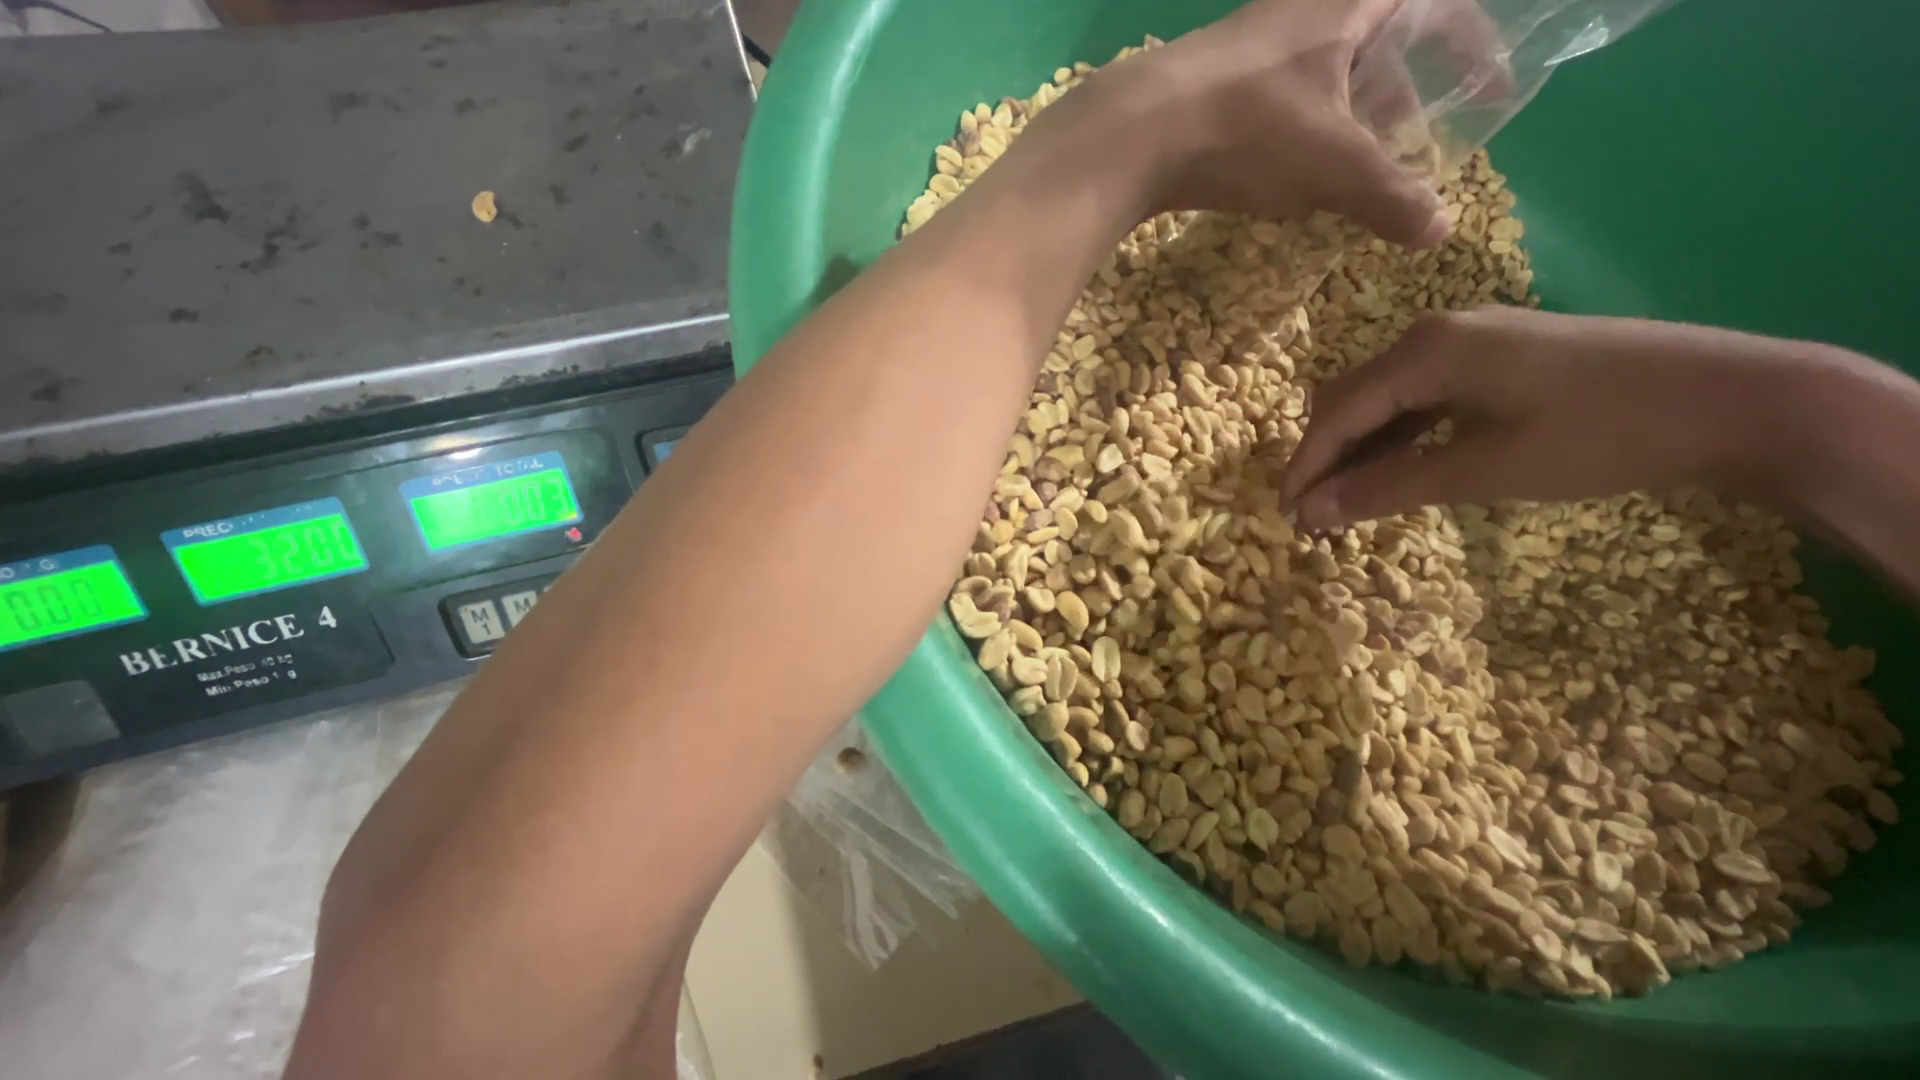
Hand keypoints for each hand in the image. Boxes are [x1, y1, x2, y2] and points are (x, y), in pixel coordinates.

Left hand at [1059, 0, 1451, 246]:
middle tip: (1414, 143)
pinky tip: (1294, 175)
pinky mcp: (1213, 83)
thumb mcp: (1333, 163)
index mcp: (1347, 4)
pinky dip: (1302, 130)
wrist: (1130, 135)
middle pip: (1377, 38)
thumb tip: (1441, 231)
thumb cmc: (1247, 128)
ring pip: (1324, 73)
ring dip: (1349, 117)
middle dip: (1404, 91)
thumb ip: (1391, 195)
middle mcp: (1301, 11)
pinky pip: (1279, 98)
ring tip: (1359, 169)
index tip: (1491, 93)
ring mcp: (1252, 46)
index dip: (1473, 44)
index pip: (1435, 4)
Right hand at [1278, 307, 1865, 529]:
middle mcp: (1437, 334)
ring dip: (1361, 448)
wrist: (1731, 399)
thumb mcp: (1483, 470)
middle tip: (1313, 514)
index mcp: (1427, 351)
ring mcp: (1470, 341)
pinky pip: (1424, 396)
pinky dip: (1400, 435)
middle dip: (1326, 456)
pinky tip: (1399, 469)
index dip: (1305, 466)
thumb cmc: (1598, 436)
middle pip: (1352, 397)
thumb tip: (1311, 512)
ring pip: (1386, 397)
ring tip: (1347, 501)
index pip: (1339, 412)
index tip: (1282, 515)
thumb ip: (1388, 487)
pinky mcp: (1498, 357)